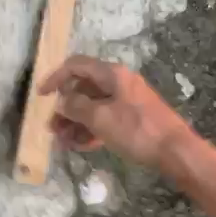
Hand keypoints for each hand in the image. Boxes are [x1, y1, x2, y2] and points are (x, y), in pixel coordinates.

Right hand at [37, 55, 194, 169]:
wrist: (175, 151)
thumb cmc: (137, 130)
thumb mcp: (101, 118)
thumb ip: (77, 107)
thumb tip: (62, 101)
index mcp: (112, 74)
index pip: (77, 66)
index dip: (56, 77)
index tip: (41, 96)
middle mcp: (119, 82)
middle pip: (84, 88)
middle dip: (66, 107)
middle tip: (53, 128)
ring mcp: (127, 100)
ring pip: (94, 106)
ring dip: (76, 121)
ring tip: (63, 142)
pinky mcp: (133, 118)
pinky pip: (105, 119)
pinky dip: (91, 129)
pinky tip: (80, 146)